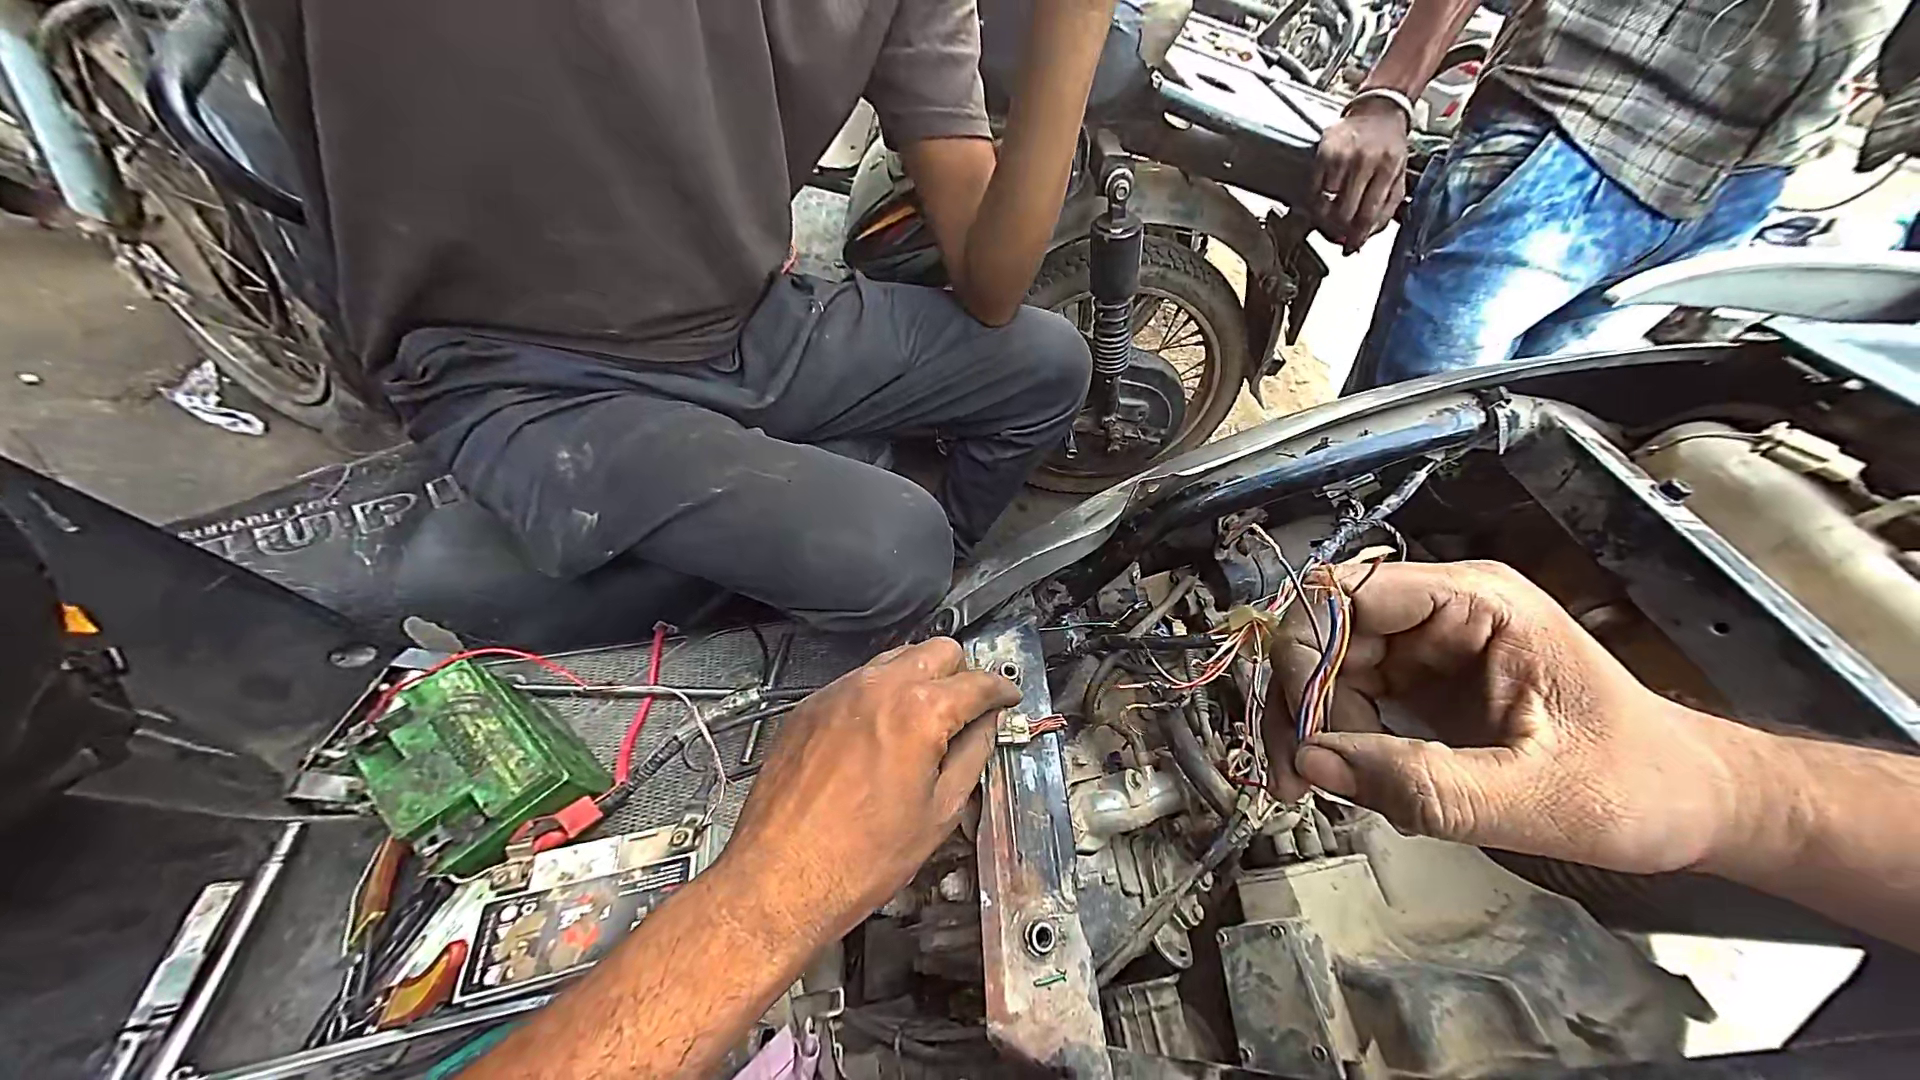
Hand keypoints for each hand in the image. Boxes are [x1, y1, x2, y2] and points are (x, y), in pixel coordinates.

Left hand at [719, 639, 1019, 941]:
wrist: (778, 879)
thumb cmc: (853, 859)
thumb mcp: (938, 812)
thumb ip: (972, 755)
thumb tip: (986, 729)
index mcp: (918, 712)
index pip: (977, 681)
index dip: (1001, 689)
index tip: (1006, 697)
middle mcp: (878, 688)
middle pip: (939, 649)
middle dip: (963, 673)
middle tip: (970, 706)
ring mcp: (840, 692)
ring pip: (897, 657)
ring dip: (922, 677)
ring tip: (926, 719)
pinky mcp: (812, 705)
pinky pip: (859, 679)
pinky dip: (882, 692)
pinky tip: (884, 730)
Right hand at [1266, 560, 1744, 874]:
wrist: (1692, 802)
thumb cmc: (1644, 788)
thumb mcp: (1542, 800)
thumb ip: (1425, 784)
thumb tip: (1311, 762)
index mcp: (1473, 602)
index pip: (1344, 593)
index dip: (1305, 649)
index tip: (1302, 723)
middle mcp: (1434, 610)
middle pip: (1319, 631)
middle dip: (1297, 700)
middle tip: (1296, 771)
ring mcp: (1418, 642)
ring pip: (1318, 664)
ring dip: (1303, 722)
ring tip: (1310, 784)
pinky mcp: (1409, 677)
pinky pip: (1339, 693)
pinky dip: (1325, 734)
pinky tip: (1341, 774)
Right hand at [1311, 100, 1410, 253]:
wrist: (1378, 111)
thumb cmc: (1388, 145)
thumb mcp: (1399, 173)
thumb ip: (1387, 206)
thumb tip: (1366, 235)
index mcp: (1388, 166)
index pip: (1369, 212)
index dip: (1358, 235)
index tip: (1351, 247)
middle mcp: (1366, 159)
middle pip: (1344, 212)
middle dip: (1340, 230)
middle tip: (1338, 235)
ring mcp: (1343, 156)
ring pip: (1325, 205)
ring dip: (1325, 219)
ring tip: (1329, 220)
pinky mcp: (1324, 153)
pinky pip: (1312, 191)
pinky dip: (1314, 203)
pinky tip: (1321, 204)